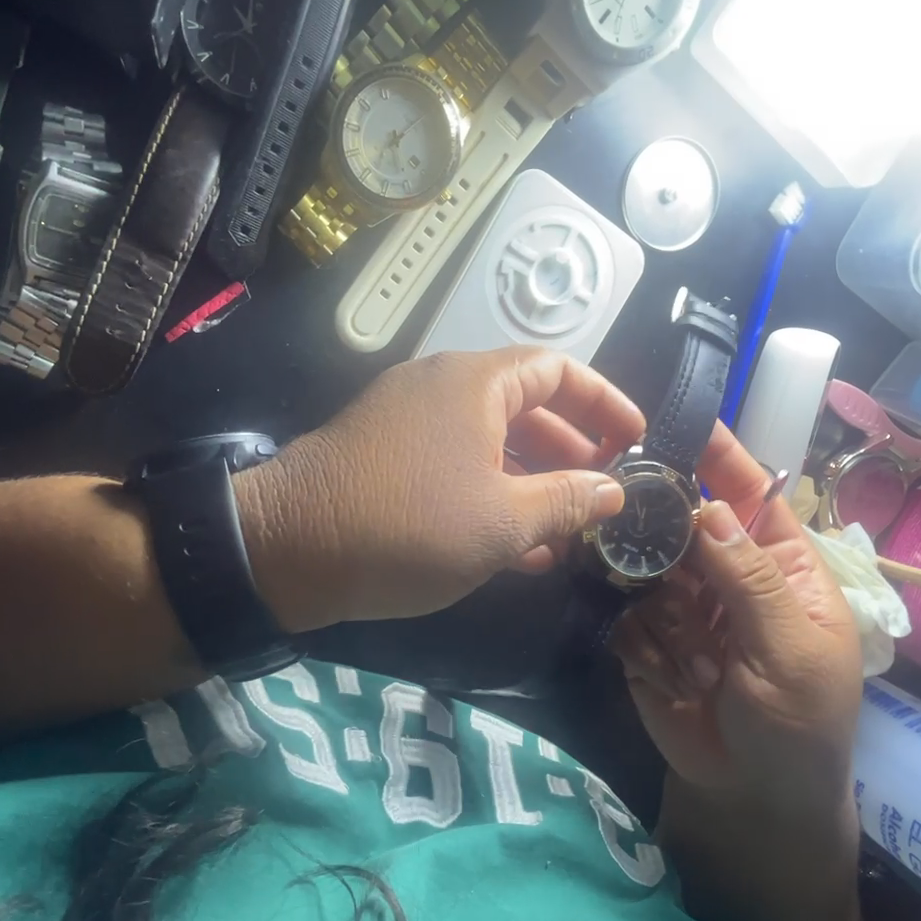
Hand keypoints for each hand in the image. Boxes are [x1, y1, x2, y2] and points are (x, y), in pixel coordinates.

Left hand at [235, 348, 643, 630]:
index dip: (605, 403)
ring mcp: (406, 424)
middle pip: (525, 407)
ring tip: (568, 534)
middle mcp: (440, 389)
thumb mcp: (501, 522)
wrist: (285, 551)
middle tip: (604, 497)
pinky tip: (517, 548)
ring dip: (532, 484)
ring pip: (489, 444)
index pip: (558, 370)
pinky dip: (490, 496)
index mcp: (473, 382)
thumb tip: (614, 490)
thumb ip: (567, 501)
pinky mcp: (384, 460)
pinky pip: (454, 467)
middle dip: (572, 453)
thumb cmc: (406, 527)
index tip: (635, 443)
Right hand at [610, 423, 862, 808]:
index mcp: (779, 566)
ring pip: (644, 573)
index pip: (749, 495)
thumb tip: (709, 507)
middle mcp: (724, 576)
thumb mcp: (789, 651)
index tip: (681, 425)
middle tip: (669, 582)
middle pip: (681, 528)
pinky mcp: (644, 640)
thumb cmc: (798, 723)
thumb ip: (749, 579)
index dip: (720, 460)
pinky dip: (646, 651)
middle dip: (670, 554)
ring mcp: (681, 607)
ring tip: (699, 671)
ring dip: (667, 625)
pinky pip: (624, 618)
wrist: (752, 795)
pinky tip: (675, 683)